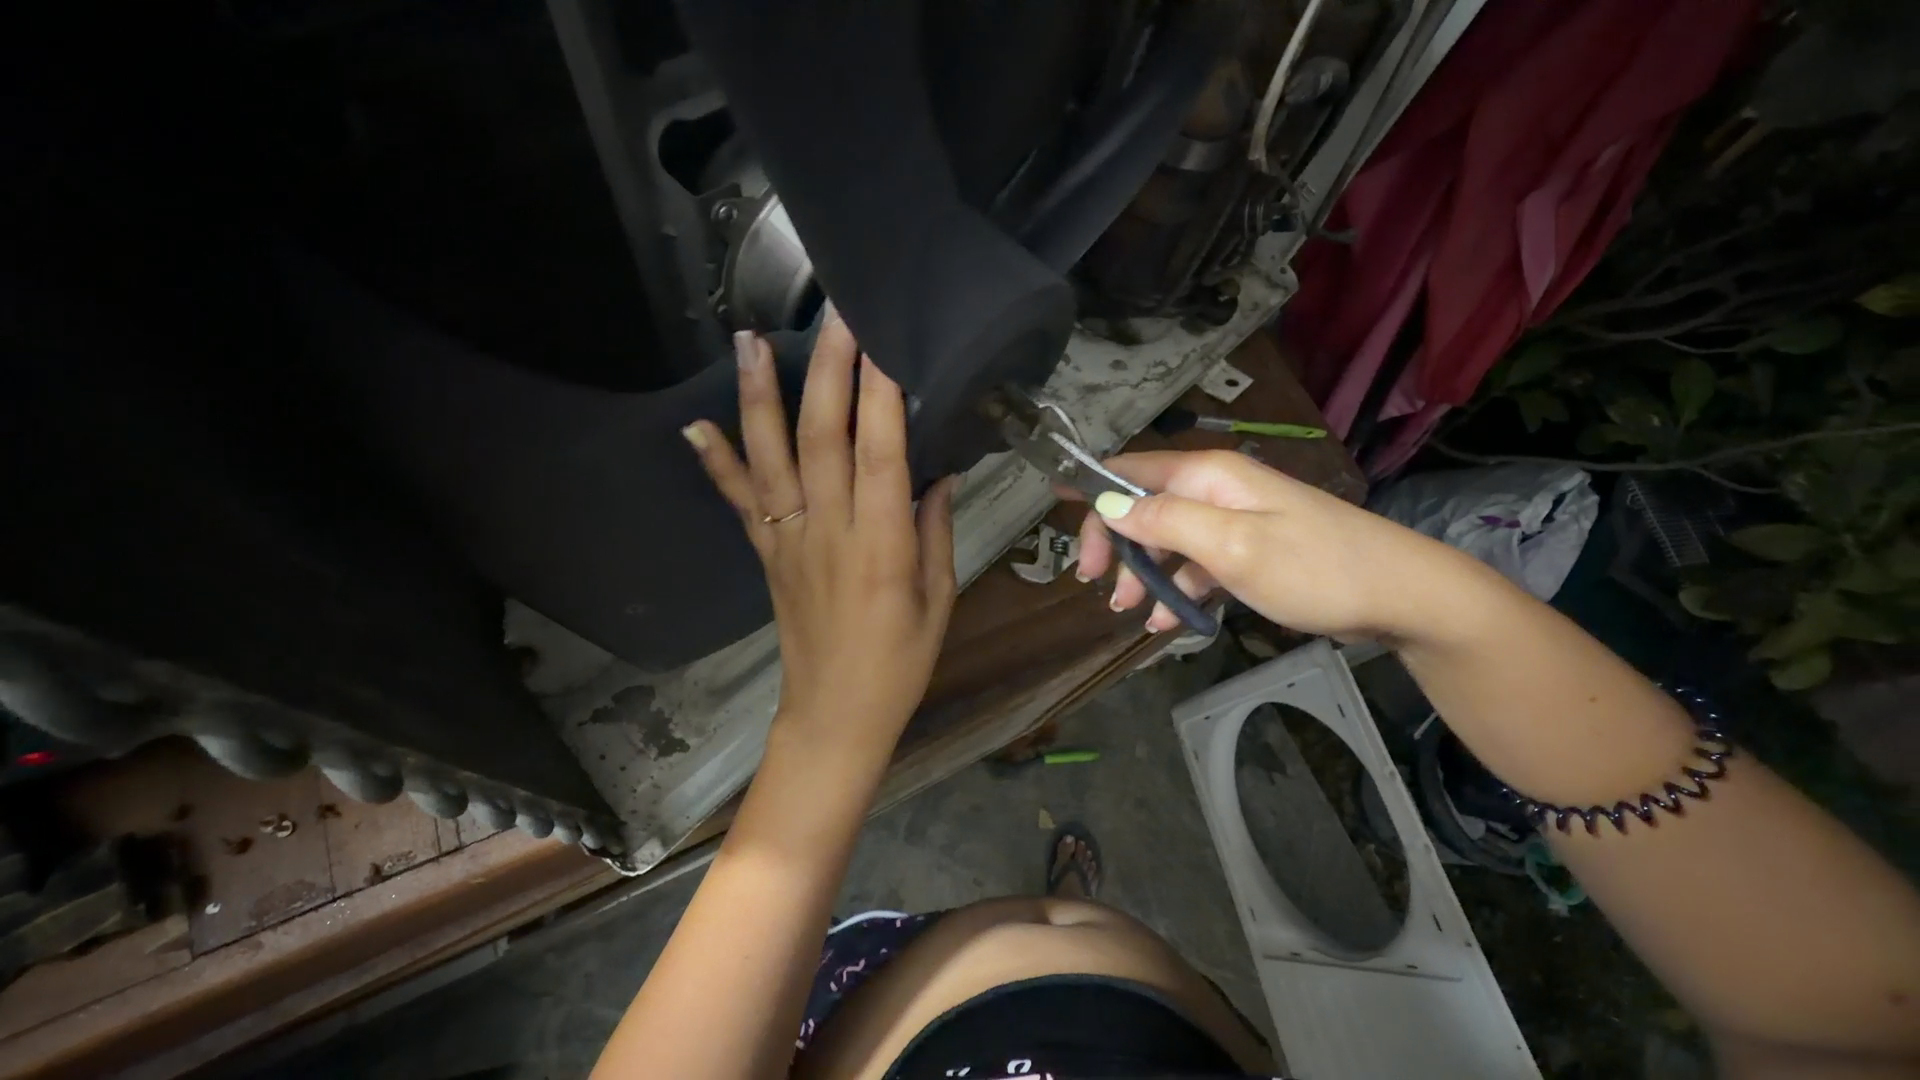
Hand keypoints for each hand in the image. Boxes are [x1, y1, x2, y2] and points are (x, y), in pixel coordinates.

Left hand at [681, 315, 956, 742]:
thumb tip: (937, 472)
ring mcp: (787, 539)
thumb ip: (935, 530)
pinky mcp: (765, 552)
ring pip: (770, 456)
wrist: (834, 713)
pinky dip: (715, 461)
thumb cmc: (900, 662)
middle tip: (834, 312)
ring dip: (759, 395)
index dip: (881, 393)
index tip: (884, 338)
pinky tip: (693, 425)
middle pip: (821, 438)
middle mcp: (827, 531)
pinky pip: (738, 500)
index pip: (880, 453)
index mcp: (881, 546)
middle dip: (826, 369)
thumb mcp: (939, 599)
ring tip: (750, 338)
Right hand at [1071, 450, 1499, 641]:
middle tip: (1093, 583)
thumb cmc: (1314, 568)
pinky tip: (1168, 622)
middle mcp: (1218, 491)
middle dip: (1115, 544)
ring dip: (1143, 574)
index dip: (1091, 490)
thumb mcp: (1232, 547)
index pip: (1131, 471)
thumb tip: (1106, 503)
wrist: (1400, 597)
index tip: (1056, 516)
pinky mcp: (1252, 553)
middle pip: (1145, 507)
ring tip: (1128, 612)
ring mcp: (1236, 522)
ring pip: (1169, 541)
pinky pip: (1198, 566)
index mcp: (1209, 476)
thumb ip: (1165, 523)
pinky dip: (1178, 591)